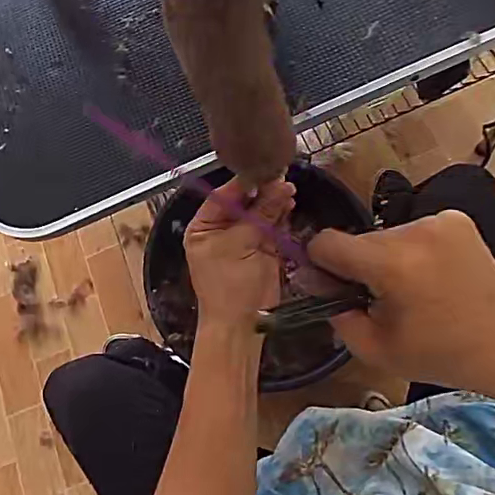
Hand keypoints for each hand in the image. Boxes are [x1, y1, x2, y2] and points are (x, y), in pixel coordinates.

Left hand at [184, 176, 294, 331]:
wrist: (243, 324)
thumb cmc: (229, 287)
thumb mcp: (241, 244)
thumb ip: (261, 214)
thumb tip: (280, 186)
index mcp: (204, 227)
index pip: (224, 195)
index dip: (245, 183)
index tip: (265, 170)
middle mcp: (223, 229)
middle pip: (246, 202)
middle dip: (264, 191)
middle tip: (283, 178)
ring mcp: (245, 239)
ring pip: (262, 212)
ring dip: (276, 202)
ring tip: (290, 191)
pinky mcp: (264, 249)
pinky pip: (274, 226)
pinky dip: (282, 216)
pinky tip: (290, 204)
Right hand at [308, 211, 494, 400]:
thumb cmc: (441, 353)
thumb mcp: (375, 347)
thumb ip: (335, 311)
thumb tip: (311, 279)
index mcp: (392, 262)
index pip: (326, 242)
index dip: (322, 266)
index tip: (336, 288)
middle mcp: (414, 230)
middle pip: (359, 240)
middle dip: (360, 266)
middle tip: (381, 299)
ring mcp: (439, 219)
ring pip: (386, 235)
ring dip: (388, 258)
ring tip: (413, 290)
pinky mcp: (457, 218)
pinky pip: (414, 231)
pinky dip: (414, 250)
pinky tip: (432, 276)